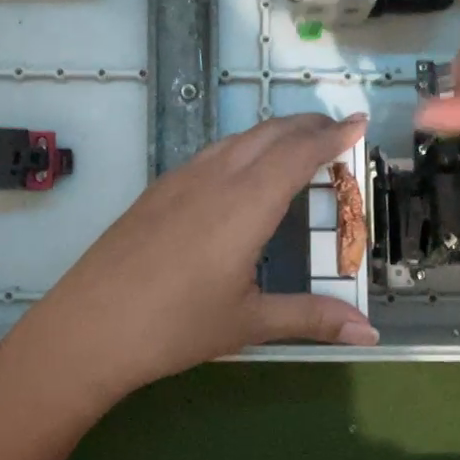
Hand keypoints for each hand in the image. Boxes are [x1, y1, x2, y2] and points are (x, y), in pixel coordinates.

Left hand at [7, 113, 378, 395]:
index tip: (359, 123)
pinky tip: (240, 170)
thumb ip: (311, 318)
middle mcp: (215, 179)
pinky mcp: (156, 191)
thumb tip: (370, 335)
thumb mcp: (248, 322)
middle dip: (307, 126)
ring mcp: (180, 180)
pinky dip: (241, 148)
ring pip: (236, 139)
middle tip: (336, 130)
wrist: (89, 327)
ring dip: (272, 134)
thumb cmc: (175, 327)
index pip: (299, 153)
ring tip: (296, 143)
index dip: (332, 136)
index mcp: (246, 204)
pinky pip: (210, 154)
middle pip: (269, 134)